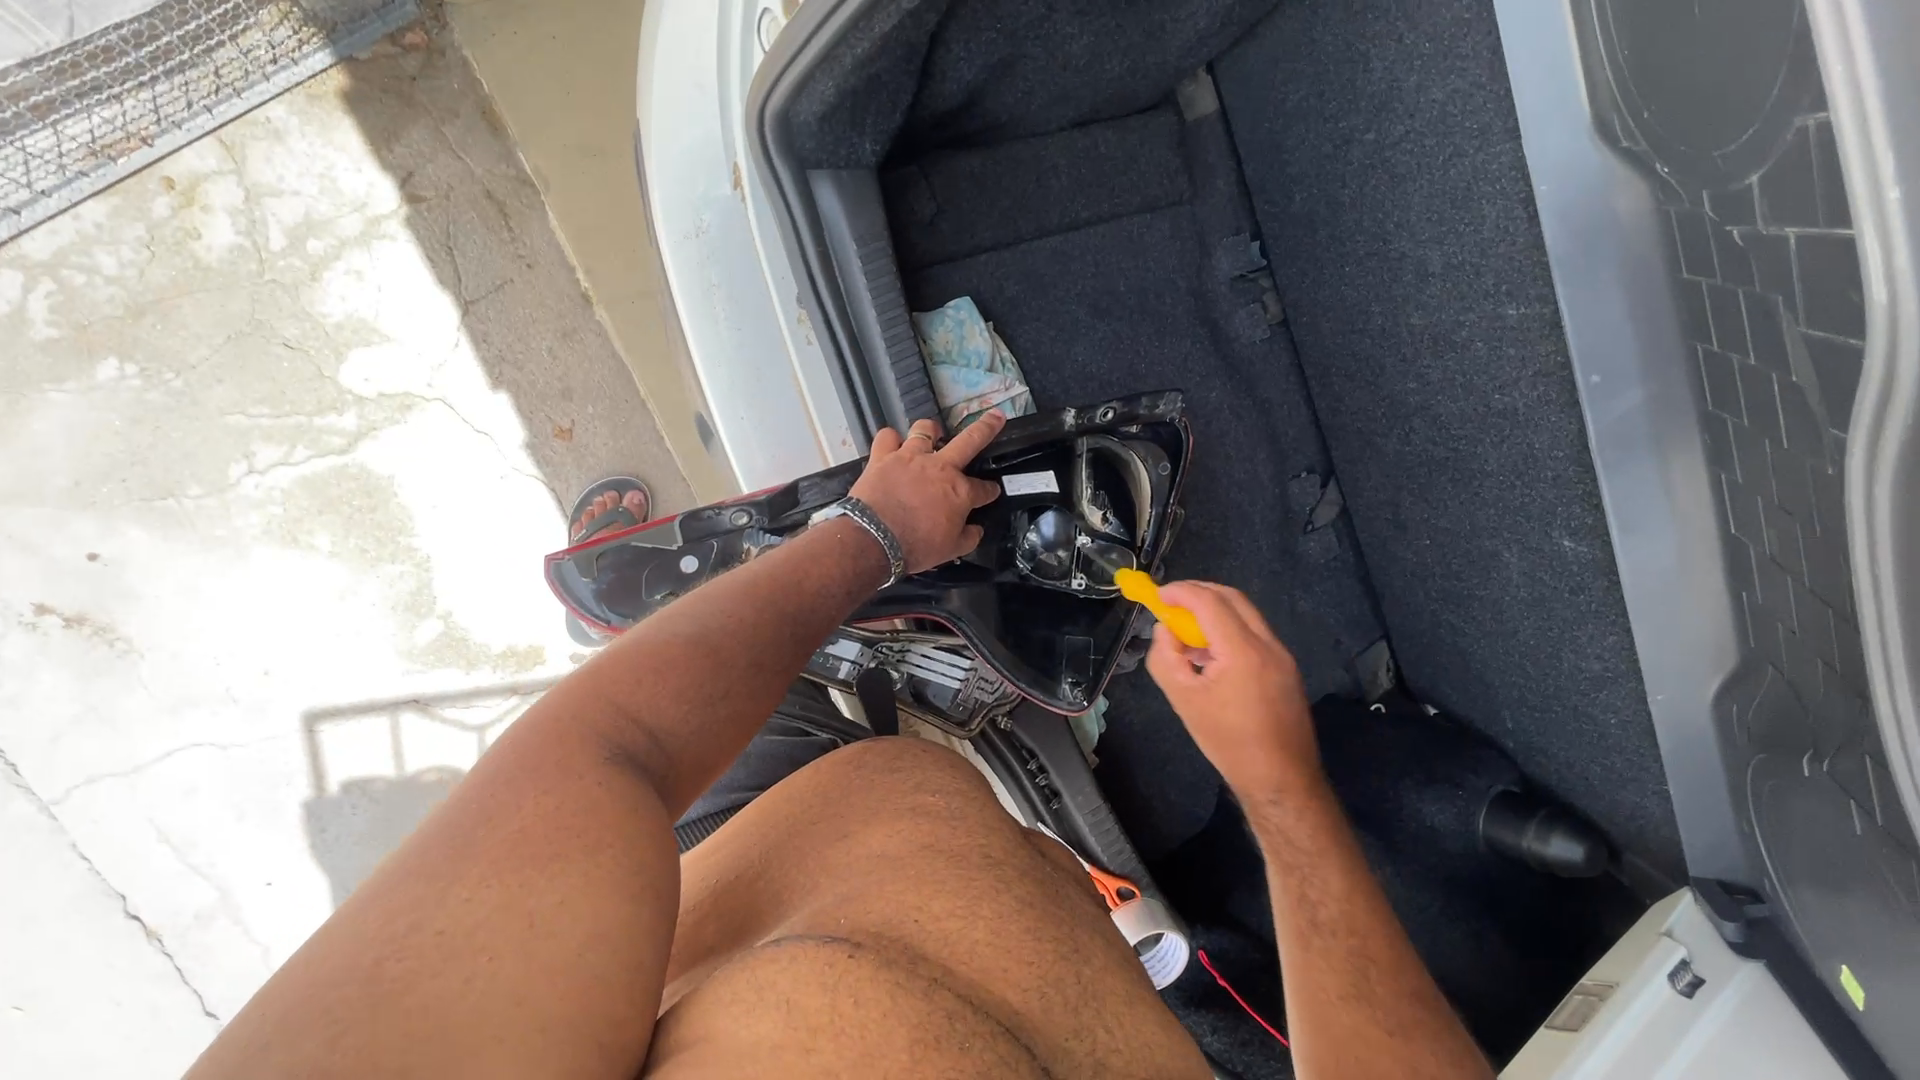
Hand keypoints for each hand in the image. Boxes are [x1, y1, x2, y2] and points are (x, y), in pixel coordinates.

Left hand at [850, 413, 1005, 572]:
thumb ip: (969, 537)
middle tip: (996, 416)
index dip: (990, 491)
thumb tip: (976, 529)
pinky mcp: (883, 457)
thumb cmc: (916, 547)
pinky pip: (888, 436)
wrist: (874, 539)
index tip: (991, 492)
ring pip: (925, 430)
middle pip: (971, 440)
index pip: (984, 489)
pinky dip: (891, 439)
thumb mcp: (951, 550)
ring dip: (931, 430)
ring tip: (933, 432)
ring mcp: (911, 458)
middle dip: (987, 428)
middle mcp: (940, 467)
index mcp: (961, 492)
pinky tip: (893, 445)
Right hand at [1144, 582, 1321, 797]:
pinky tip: (1211, 656)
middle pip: (1232, 598)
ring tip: (1187, 634)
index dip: (1180, 592)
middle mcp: (1268, 644)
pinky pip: (1255, 634)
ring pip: (1246, 614)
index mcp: (1242, 651)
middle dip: (1199, 593)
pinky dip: (1229, 630)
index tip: (1158, 595)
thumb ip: (1166, 658)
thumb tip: (1164, 630)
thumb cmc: (1228, 742)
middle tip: (1171, 604)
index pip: (1209, 602)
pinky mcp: (1287, 669)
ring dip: (1214, 612)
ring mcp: (1282, 655)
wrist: (1281, 779)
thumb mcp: (1183, 700)